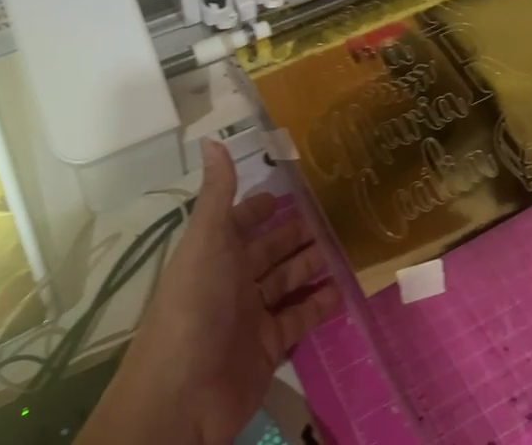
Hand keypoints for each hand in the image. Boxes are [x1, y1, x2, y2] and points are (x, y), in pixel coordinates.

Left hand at [79, 139, 340, 444]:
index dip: (264, 205)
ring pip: (286, 283)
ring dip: (311, 265)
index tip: (297, 187)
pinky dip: (318, 306)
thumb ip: (218, 193)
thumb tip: (212, 139)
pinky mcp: (268, 347)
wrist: (185, 392)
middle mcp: (231, 279)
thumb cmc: (196, 304)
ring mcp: (250, 315)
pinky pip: (298, 320)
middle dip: (296, 233)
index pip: (241, 221)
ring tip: (346, 246)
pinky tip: (343, 290)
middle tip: (335, 215)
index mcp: (214, 251)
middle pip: (269, 250)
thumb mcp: (207, 240)